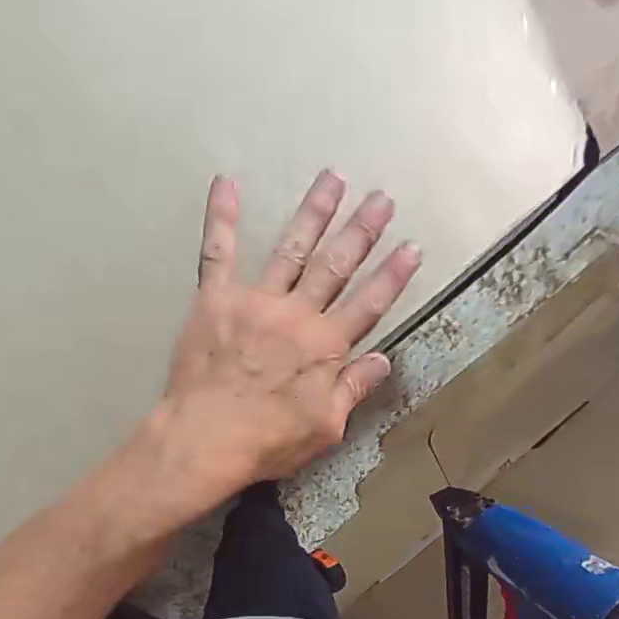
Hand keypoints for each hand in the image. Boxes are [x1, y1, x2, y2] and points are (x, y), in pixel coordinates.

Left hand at [151, 170, 422, 496]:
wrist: (206, 437)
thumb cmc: (267, 440)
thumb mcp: (326, 427)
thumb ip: (354, 389)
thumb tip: (383, 360)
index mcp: (325, 346)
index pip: (369, 303)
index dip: (393, 276)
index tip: (411, 247)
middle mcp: (296, 315)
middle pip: (336, 265)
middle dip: (362, 231)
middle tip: (381, 199)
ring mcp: (255, 302)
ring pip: (291, 248)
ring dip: (314, 213)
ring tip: (332, 179)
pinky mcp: (215, 300)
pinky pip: (218, 252)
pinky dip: (222, 217)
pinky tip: (227, 184)